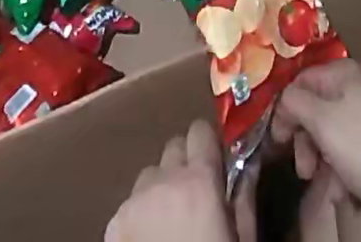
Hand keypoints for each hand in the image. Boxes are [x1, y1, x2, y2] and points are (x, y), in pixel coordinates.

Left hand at [106, 119, 235, 241]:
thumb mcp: (241, 239)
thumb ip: (244, 196)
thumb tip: (248, 163)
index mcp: (200, 180)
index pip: (200, 129)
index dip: (208, 144)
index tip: (215, 163)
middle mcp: (164, 181)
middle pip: (173, 147)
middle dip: (185, 164)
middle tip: (194, 195)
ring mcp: (133, 202)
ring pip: (150, 174)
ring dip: (161, 187)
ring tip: (170, 221)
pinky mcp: (112, 226)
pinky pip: (130, 203)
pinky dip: (140, 213)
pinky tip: (149, 241)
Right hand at [270, 59, 360, 221]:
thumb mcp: (323, 122)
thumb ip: (295, 103)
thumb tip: (284, 99)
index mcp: (344, 72)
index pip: (301, 80)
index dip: (285, 108)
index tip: (277, 141)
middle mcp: (358, 85)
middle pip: (316, 108)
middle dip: (305, 141)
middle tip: (304, 170)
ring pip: (332, 132)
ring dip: (323, 161)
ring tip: (329, 188)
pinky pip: (351, 149)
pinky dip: (343, 170)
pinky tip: (346, 193)